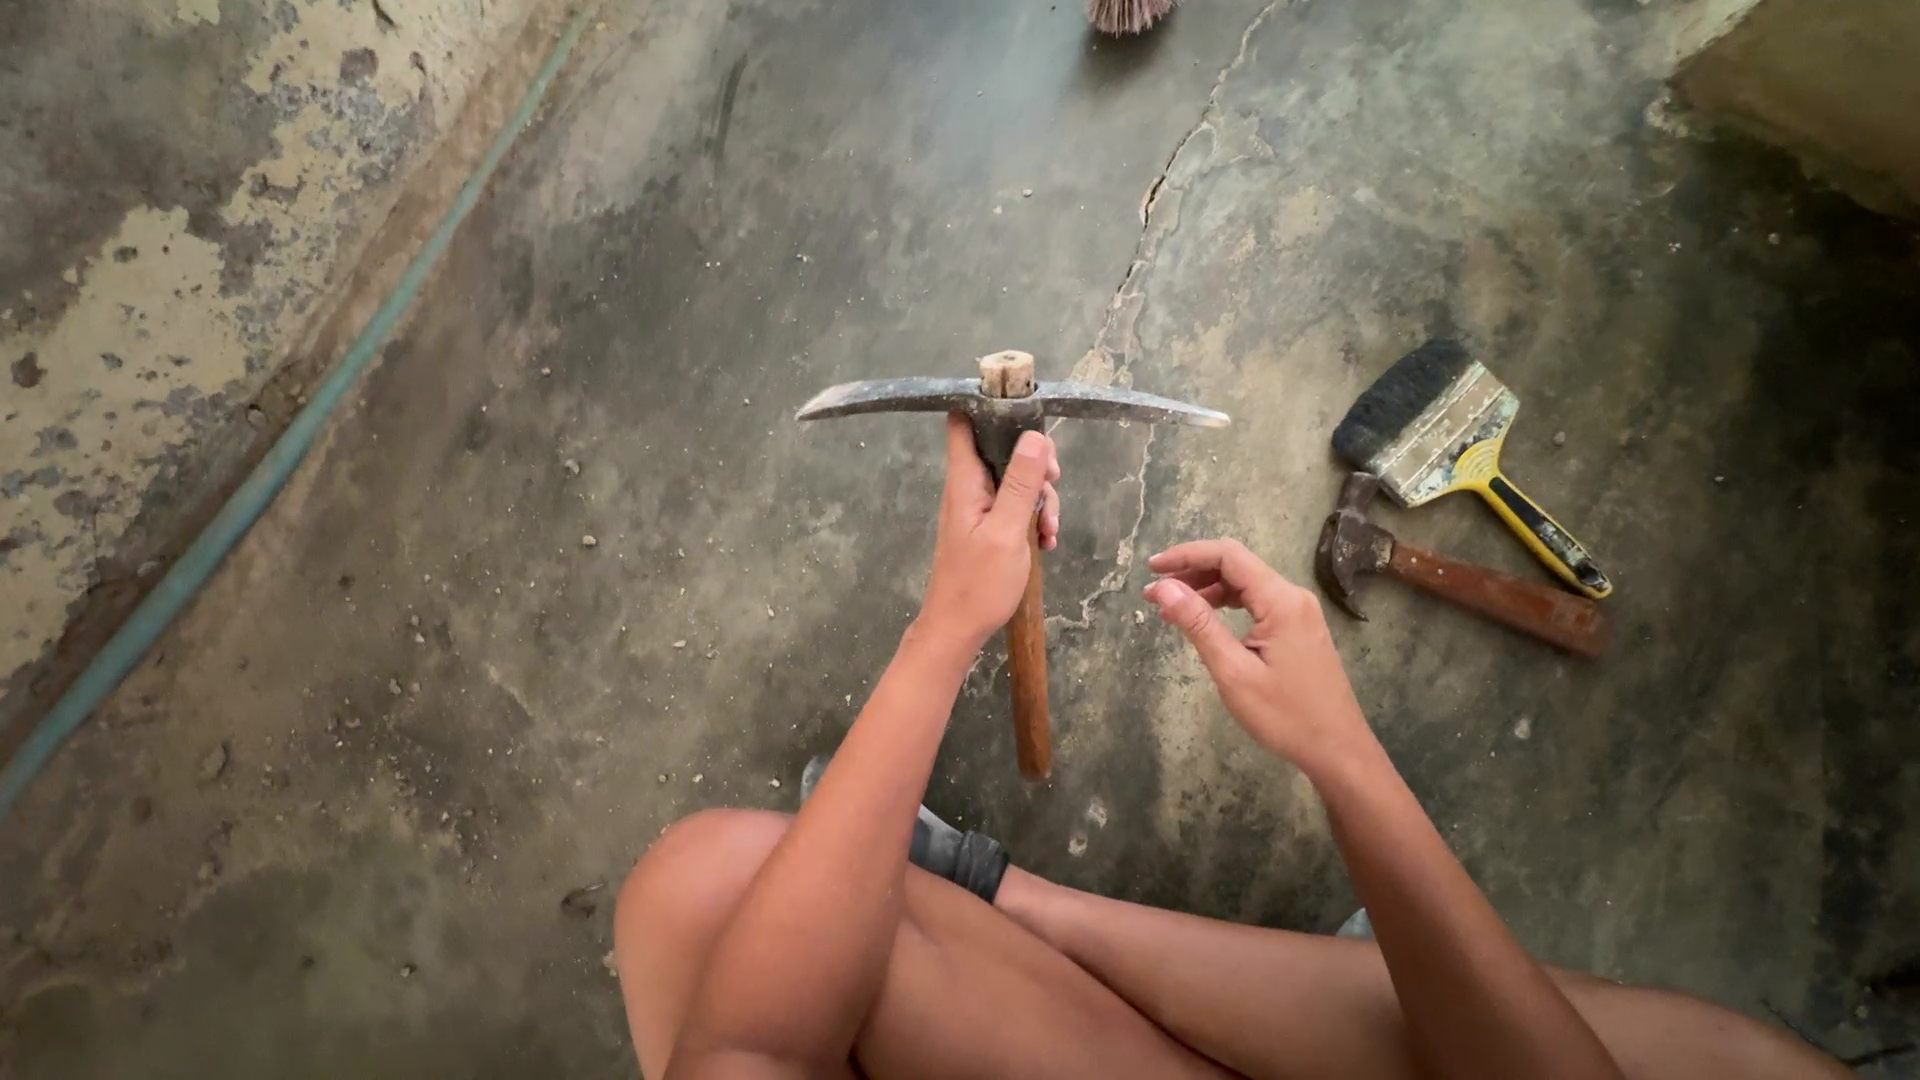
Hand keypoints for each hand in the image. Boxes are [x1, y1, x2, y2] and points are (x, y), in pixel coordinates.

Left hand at [918, 415, 1060, 649]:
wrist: (958, 629)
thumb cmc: (979, 583)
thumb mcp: (1007, 532)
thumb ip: (1020, 483)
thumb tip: (1035, 435)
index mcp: (964, 480)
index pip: (963, 422)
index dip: (990, 408)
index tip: (1027, 415)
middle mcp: (968, 487)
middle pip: (1002, 449)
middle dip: (1035, 463)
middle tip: (1053, 485)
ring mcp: (978, 507)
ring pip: (1015, 481)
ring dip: (1039, 500)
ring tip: (1049, 532)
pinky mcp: (987, 526)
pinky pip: (1014, 507)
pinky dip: (1032, 519)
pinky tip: (1044, 543)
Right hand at [1144, 539, 1375, 777]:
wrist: (1338, 750)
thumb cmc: (1285, 716)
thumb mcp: (1233, 672)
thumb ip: (1198, 624)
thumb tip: (1164, 588)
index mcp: (1280, 601)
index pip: (1227, 555)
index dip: (1186, 555)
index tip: (1152, 569)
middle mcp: (1292, 596)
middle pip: (1235, 564)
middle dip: (1191, 570)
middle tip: (1154, 592)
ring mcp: (1298, 611)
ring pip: (1244, 582)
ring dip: (1205, 587)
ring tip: (1170, 607)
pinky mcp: (1297, 627)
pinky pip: (1255, 601)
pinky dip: (1224, 602)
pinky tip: (1203, 619)